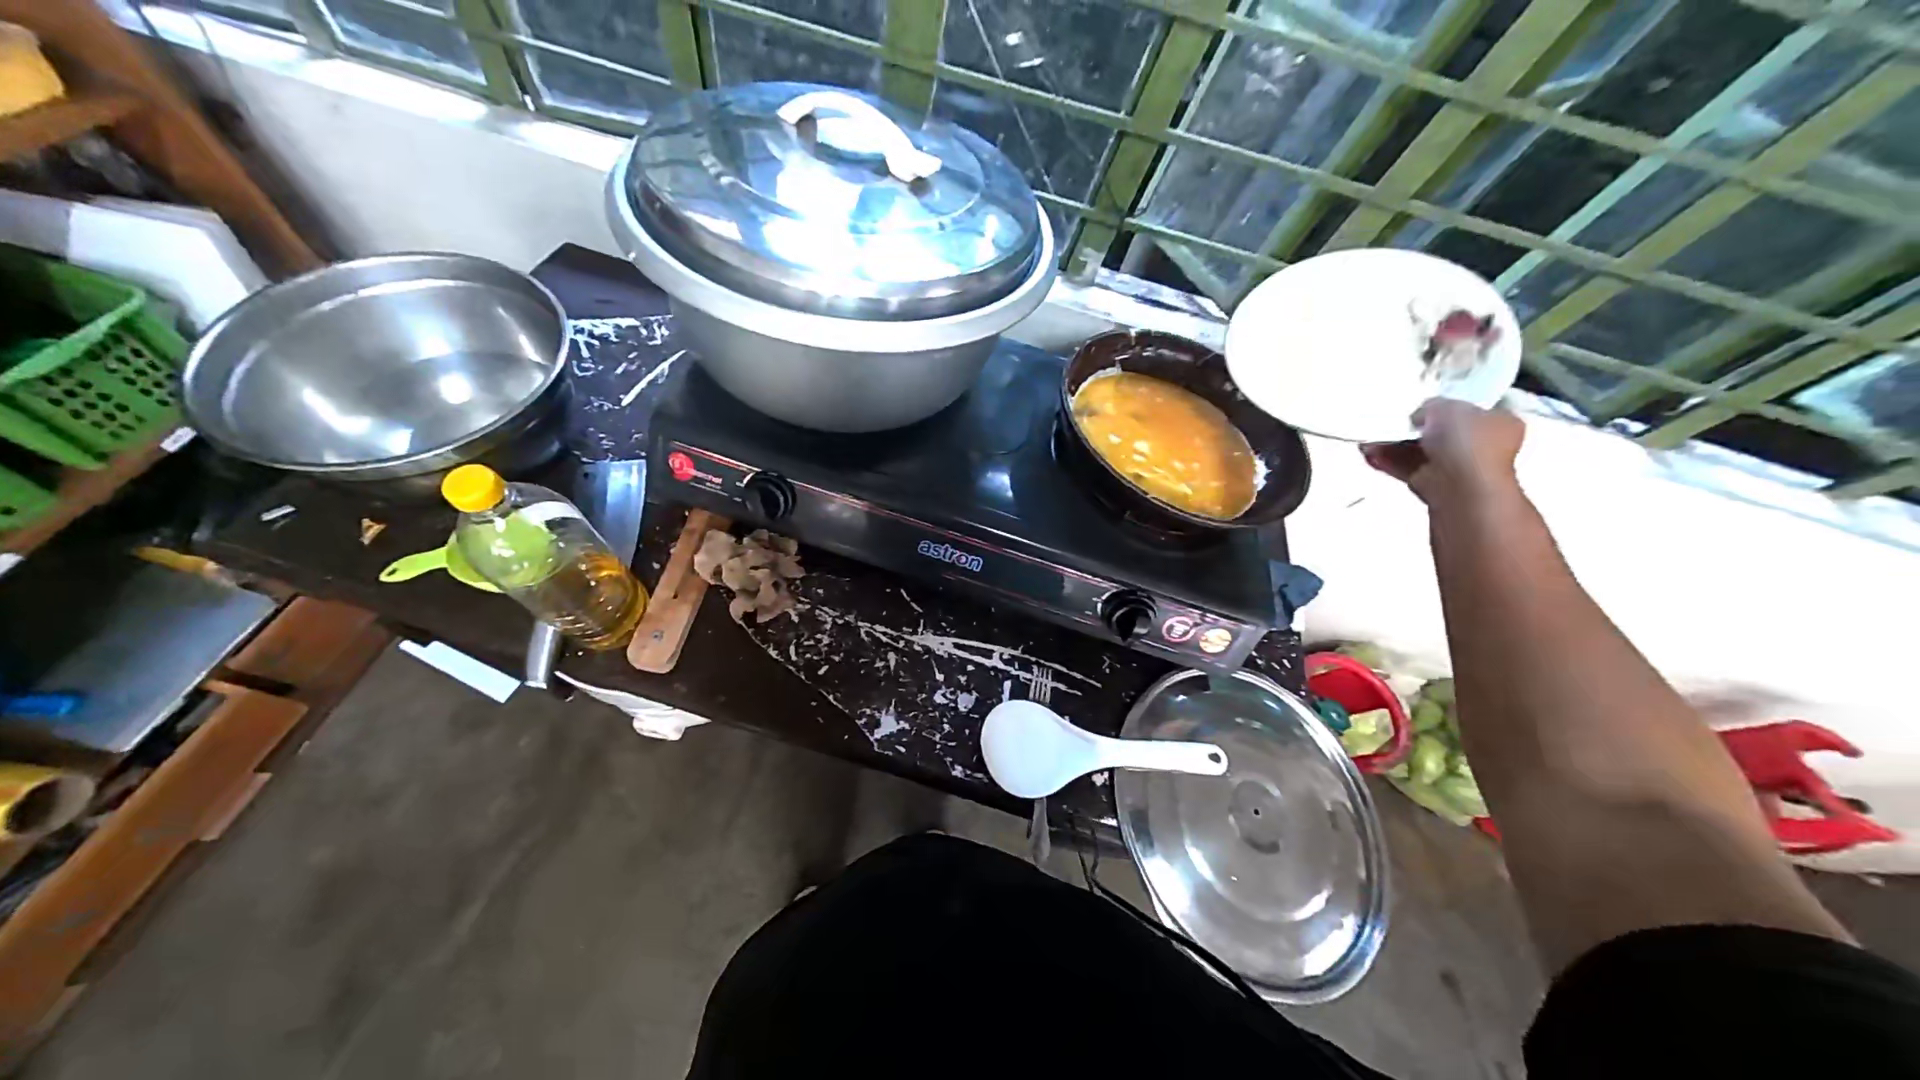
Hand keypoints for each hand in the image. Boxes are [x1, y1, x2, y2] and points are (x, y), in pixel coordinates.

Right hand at [1361, 399, 1523, 504]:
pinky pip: (1410, 470)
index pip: (1471, 410)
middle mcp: (1482, 447)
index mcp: (1500, 423)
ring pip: (1421, 453)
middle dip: (1411, 429)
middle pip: (1440, 433)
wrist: (1462, 488)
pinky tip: (1369, 454)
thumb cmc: (1465, 441)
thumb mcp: (1446, 407)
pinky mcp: (1435, 487)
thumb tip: (1420, 416)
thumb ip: (1431, 406)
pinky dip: (1390, 462)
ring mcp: (1458, 470)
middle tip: (1389, 421)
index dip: (1444, 406)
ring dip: (1394, 446)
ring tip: (1369, 439)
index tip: (1419, 406)